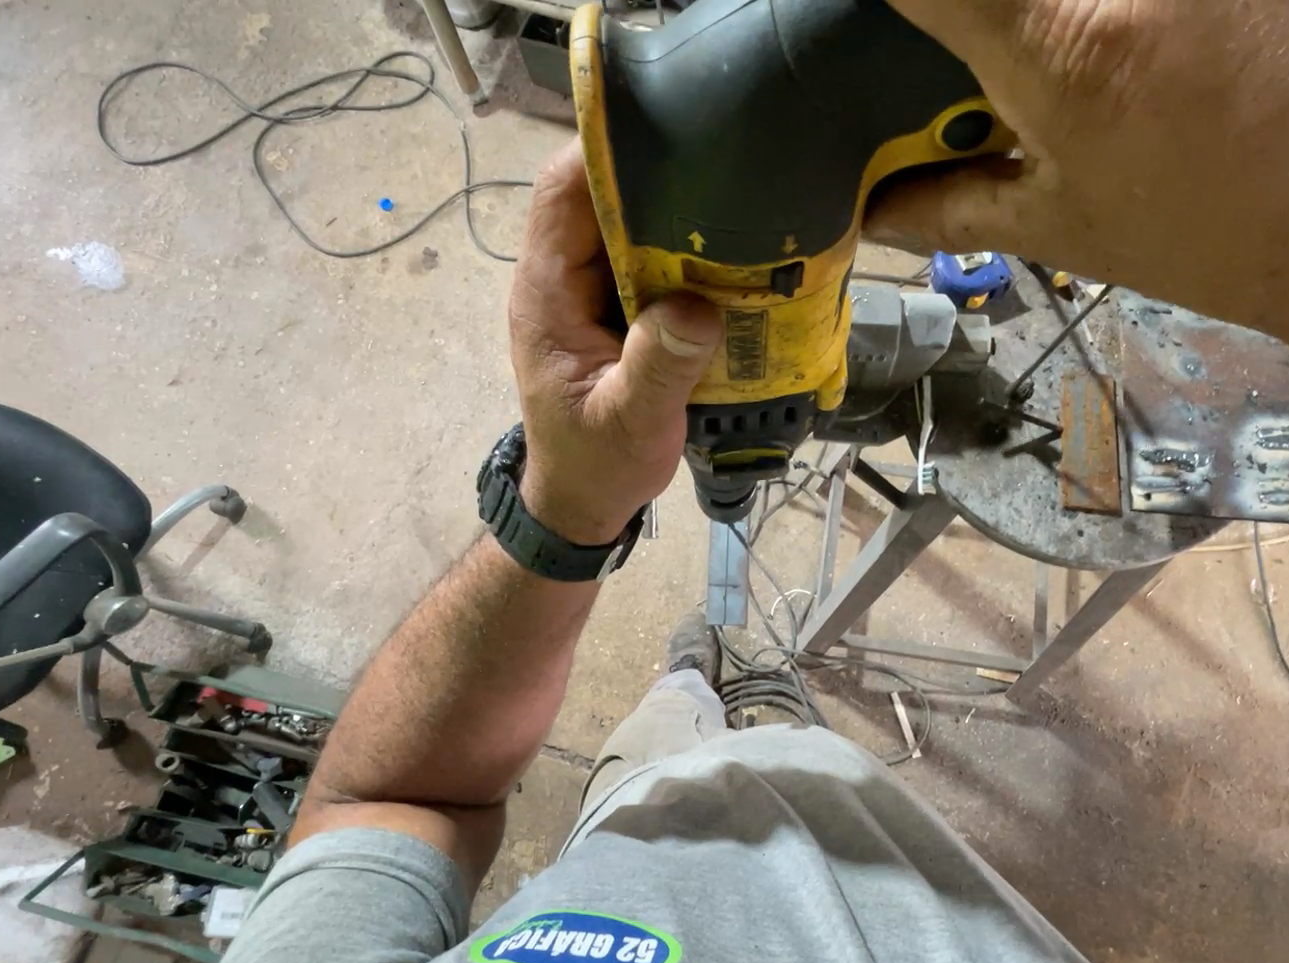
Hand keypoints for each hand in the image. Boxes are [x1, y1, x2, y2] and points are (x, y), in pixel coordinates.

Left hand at [508, 141, 722, 545]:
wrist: (585, 500)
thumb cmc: (596, 465)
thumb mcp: (629, 423)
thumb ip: (659, 367)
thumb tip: (699, 305)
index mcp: (547, 295)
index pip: (562, 193)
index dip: (608, 155)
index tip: (672, 136)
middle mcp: (563, 281)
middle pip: (600, 199)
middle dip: (658, 179)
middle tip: (727, 171)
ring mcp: (591, 296)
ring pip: (629, 230)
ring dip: (678, 218)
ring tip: (740, 207)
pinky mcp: (618, 314)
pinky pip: (649, 266)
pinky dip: (686, 258)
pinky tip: (730, 261)